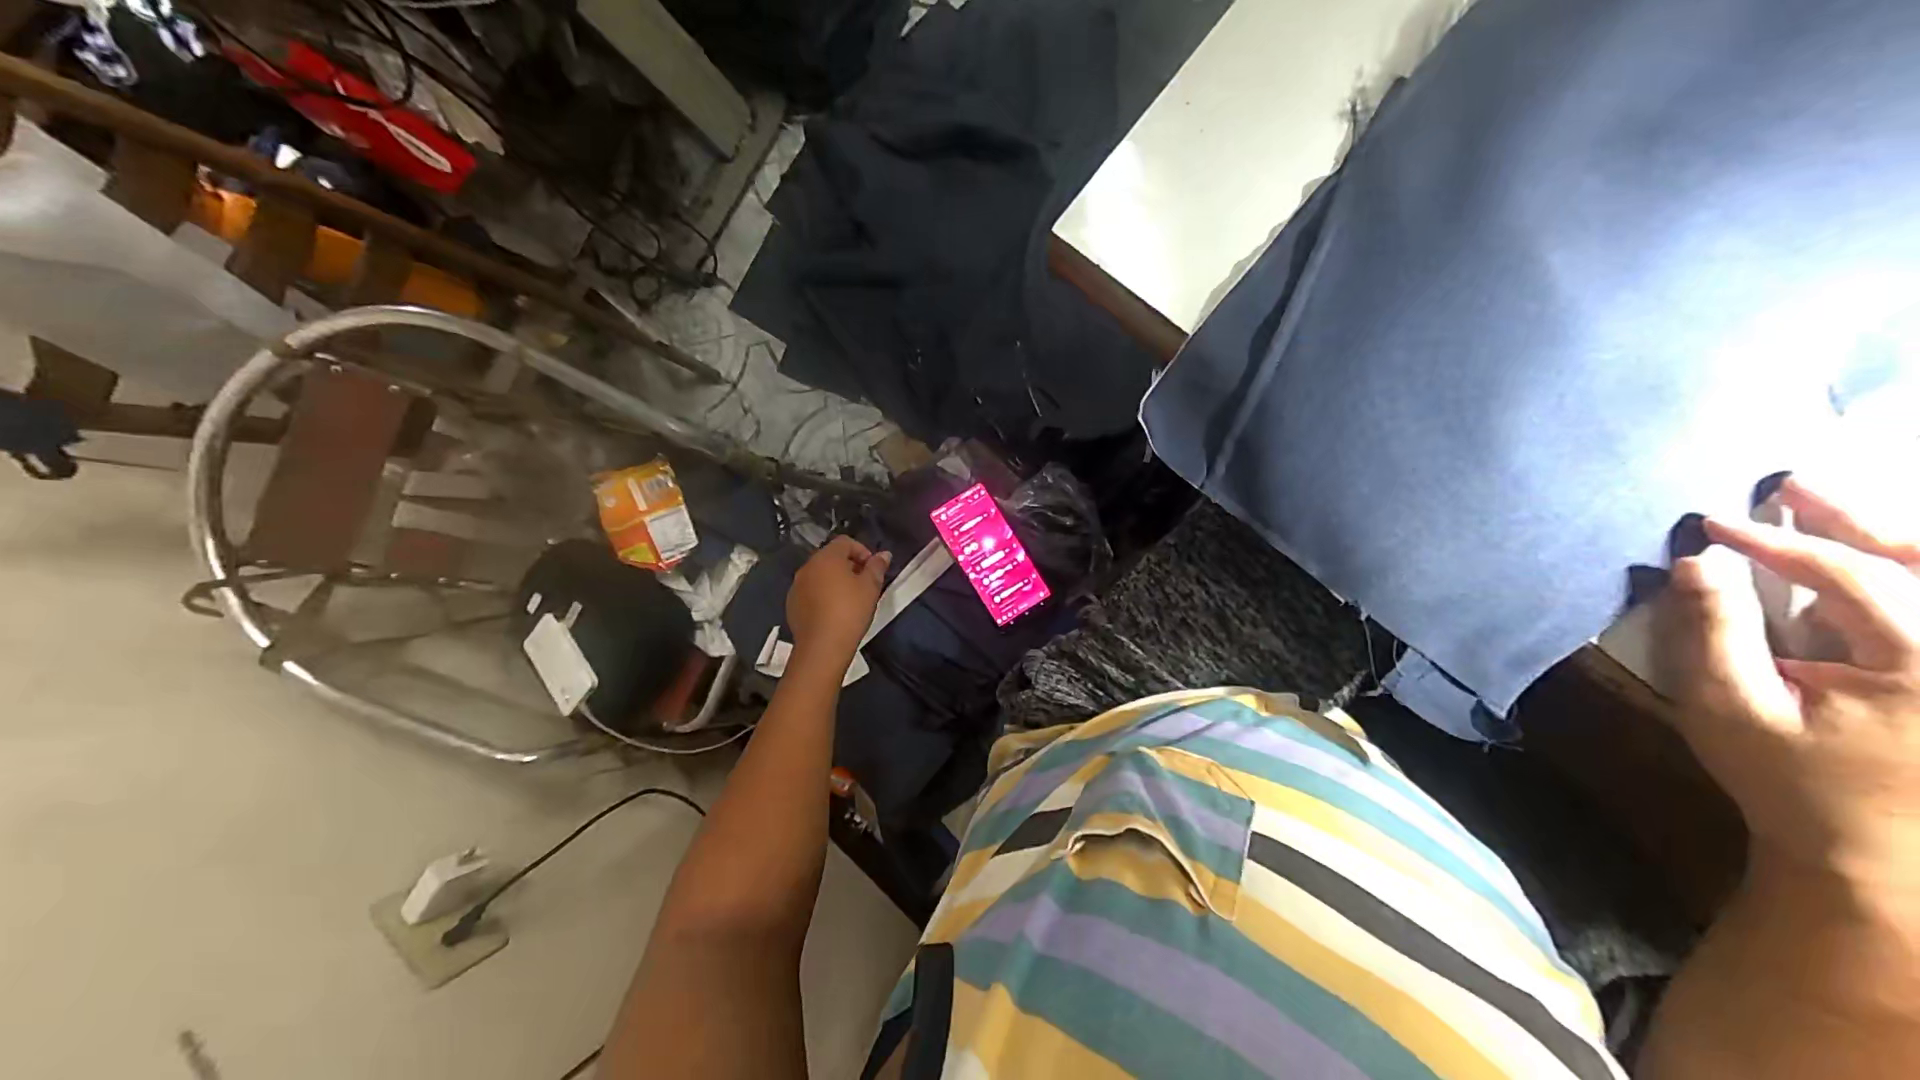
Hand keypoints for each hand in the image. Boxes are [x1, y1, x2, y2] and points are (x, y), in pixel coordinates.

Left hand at [785, 536, 889, 664]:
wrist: (822, 646)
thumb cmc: (850, 612)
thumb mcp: (870, 588)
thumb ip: (877, 567)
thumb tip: (883, 554)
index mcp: (827, 558)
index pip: (845, 542)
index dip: (862, 551)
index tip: (872, 569)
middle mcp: (808, 567)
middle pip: (831, 557)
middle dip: (849, 565)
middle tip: (864, 583)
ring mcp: (796, 585)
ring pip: (819, 574)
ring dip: (834, 580)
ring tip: (849, 599)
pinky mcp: (792, 604)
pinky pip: (810, 591)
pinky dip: (822, 594)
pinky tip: (833, 612)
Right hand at [1657, 478, 1919, 891]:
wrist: (1876, 856)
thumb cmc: (1792, 783)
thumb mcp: (1731, 711)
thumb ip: (1712, 635)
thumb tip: (1696, 564)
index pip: (1852, 578)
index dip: (1778, 544)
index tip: (1711, 525)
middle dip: (1852, 521)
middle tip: (1790, 485)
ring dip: (1888, 539)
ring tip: (1825, 504)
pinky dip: (1909, 573)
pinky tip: (1878, 554)